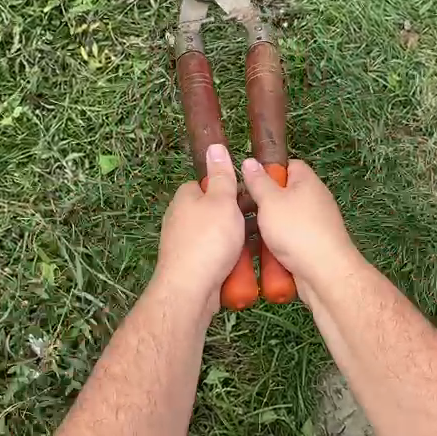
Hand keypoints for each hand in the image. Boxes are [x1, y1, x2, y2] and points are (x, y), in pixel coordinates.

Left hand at [150, 143, 247, 310]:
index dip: (229, 189)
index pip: (208, 184)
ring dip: (234, 241)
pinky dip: (227, 260)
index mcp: (185, 197)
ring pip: (217, 235)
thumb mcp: (222, 201)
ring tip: (256, 246)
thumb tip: (215, 146)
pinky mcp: (191, 265)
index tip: (247, 197)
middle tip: (256, 222)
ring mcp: (184, 244)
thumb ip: (222, 175)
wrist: (190, 290)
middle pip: (214, 211)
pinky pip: (214, 256)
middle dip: (235, 217)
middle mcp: (180, 218)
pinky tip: (242, 265)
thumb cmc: (209, 241)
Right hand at [240, 158, 365, 304]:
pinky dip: (277, 244)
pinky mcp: (313, 245)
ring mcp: (315, 224)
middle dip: (264, 203)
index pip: (289, 165)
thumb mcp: (270, 201)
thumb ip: (258, 182)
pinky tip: (260, 252)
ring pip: (284, 219)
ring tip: (245, 232)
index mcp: (308, 182)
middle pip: (285, 194)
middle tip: (243, 209)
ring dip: (267, 227)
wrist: (324, 273)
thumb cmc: (296, 230)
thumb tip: (250, 162)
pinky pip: (290, 239)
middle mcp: (314, 200)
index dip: (269, 171)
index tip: (251, 182)